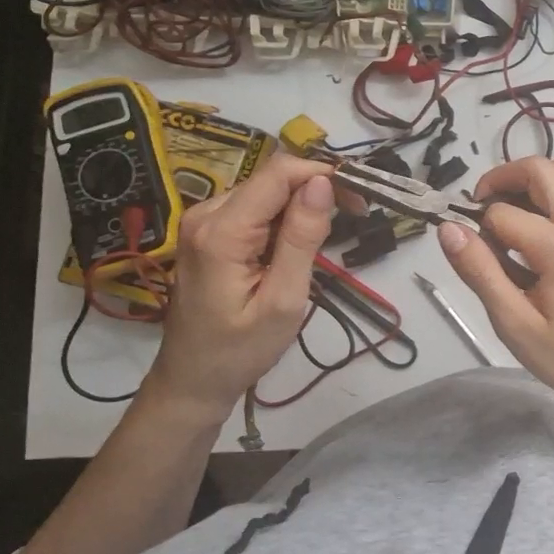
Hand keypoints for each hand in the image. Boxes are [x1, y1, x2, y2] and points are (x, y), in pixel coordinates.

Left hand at [145, 154, 339, 419]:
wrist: (193, 379)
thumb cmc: (241, 349)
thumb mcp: (283, 299)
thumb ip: (302, 238)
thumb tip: (322, 184)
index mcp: (222, 231)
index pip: (279, 174)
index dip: (324, 175)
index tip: (360, 199)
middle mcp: (206, 214)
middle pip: (273, 178)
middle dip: (318, 189)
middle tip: (356, 217)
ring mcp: (203, 222)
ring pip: (266, 190)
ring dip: (303, 203)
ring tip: (329, 236)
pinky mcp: (208, 232)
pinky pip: (255, 207)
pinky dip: (284, 217)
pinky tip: (298, 244)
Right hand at [438, 156, 553, 443]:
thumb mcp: (511, 321)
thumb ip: (479, 271)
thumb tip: (447, 228)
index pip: (503, 214)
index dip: (477, 226)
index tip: (470, 249)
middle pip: (543, 169)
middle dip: (504, 177)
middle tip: (481, 206)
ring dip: (534, 179)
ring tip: (509, 210)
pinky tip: (542, 219)